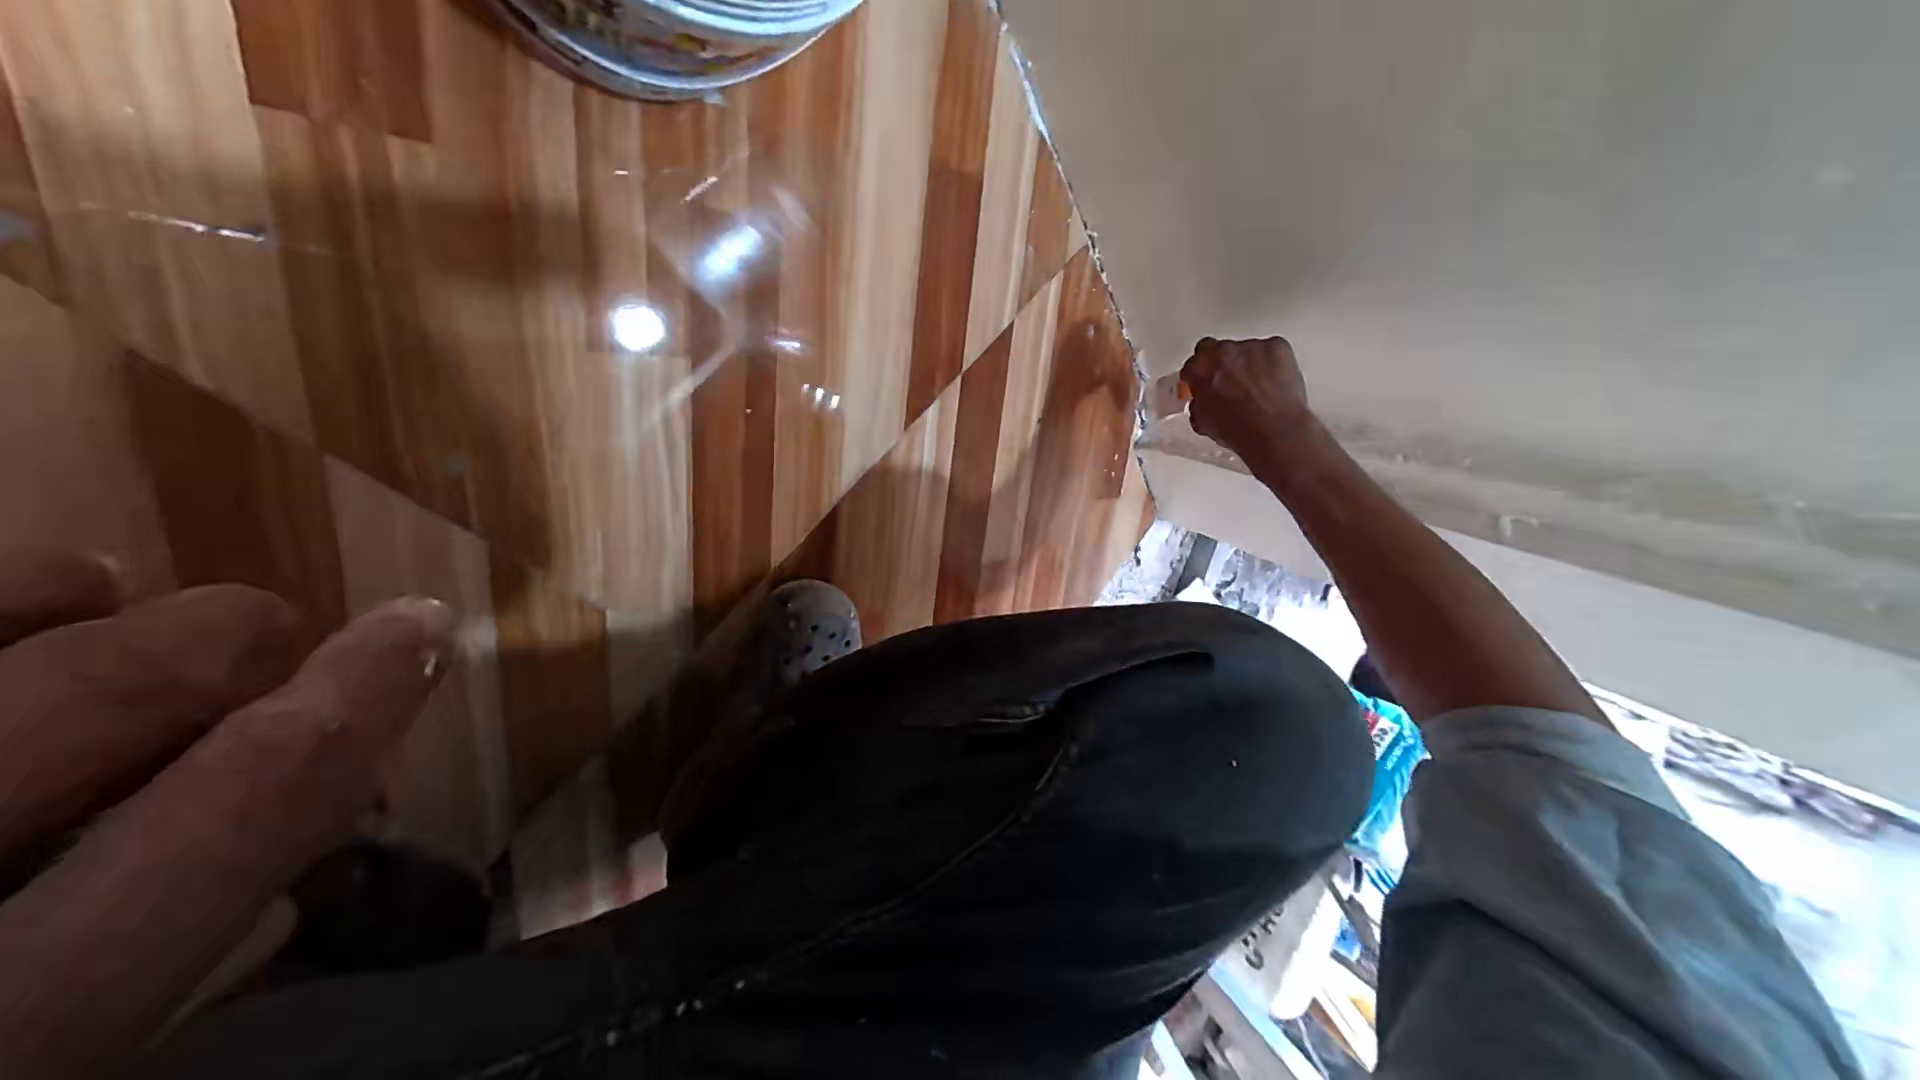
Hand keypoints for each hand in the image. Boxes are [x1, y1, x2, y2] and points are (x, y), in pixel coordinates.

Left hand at [0, 549, 453, 1077]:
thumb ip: (142, 1010)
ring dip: (71, 602)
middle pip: (113, 684)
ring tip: (105, 589)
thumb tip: (283, 891)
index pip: (252, 795)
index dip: (360, 696)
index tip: (421, 627)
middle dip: (223, 640)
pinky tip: (14, 598)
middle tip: (261, 634)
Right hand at [1178, 336, 1320, 473]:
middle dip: (1221, 364)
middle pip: (1218, 350)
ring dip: (1248, 364)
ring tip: (1256, 388)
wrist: (1273, 430)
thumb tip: (1202, 402)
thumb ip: (1198, 403)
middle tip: (1229, 382)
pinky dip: (1272, 363)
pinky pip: (1271, 351)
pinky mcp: (1276, 346)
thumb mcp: (1203, 423)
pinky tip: (1273, 383)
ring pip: (1246, 350)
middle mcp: (1222, 352)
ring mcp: (1250, 347)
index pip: (1193, 364)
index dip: (1198, 376)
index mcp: (1199, 369)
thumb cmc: (1239, 429)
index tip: (1203, 383)